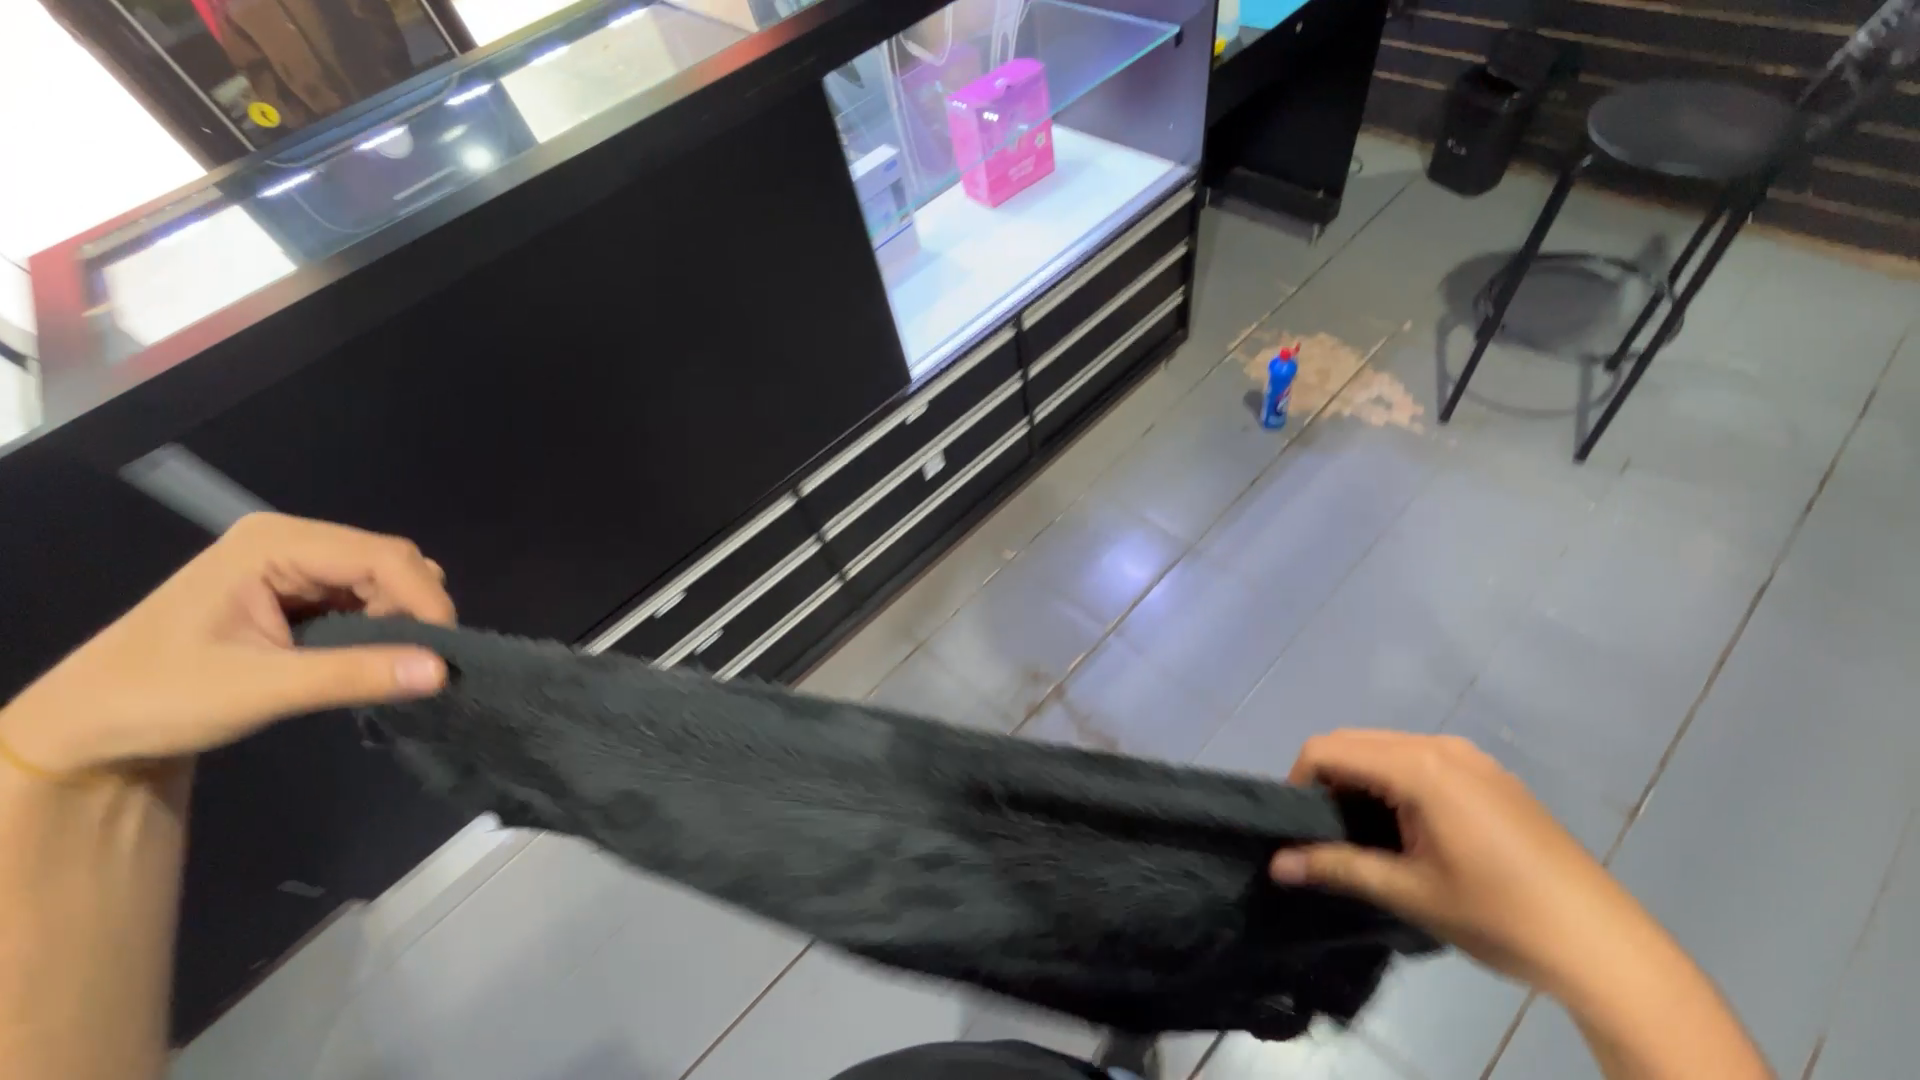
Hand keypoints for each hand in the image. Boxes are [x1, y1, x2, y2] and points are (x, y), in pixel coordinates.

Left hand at [0, 513, 454, 775]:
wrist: (88, 727)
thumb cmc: (160, 698)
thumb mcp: (260, 689)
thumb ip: (355, 675)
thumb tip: (443, 672)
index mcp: (274, 543)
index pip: (383, 555)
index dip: (425, 599)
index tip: (446, 653)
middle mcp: (289, 540)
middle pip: (391, 560)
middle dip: (414, 608)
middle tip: (415, 662)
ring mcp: (292, 562)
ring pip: (385, 576)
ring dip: (400, 617)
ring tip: (388, 661)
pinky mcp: (296, 589)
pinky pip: (366, 594)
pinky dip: (382, 623)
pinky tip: (369, 653)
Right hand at [1269, 730, 1646, 997]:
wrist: (1602, 944)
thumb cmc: (1498, 915)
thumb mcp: (1408, 893)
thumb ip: (1336, 867)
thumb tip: (1276, 864)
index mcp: (1418, 767)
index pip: (1328, 749)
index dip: (1298, 781)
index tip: (1296, 827)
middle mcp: (1441, 747)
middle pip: (1355, 742)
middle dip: (1327, 780)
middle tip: (1323, 834)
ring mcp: (1472, 758)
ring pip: (1387, 749)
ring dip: (1361, 781)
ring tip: (1363, 836)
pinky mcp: (1491, 776)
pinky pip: (1421, 760)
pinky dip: (1394, 782)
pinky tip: (1408, 831)